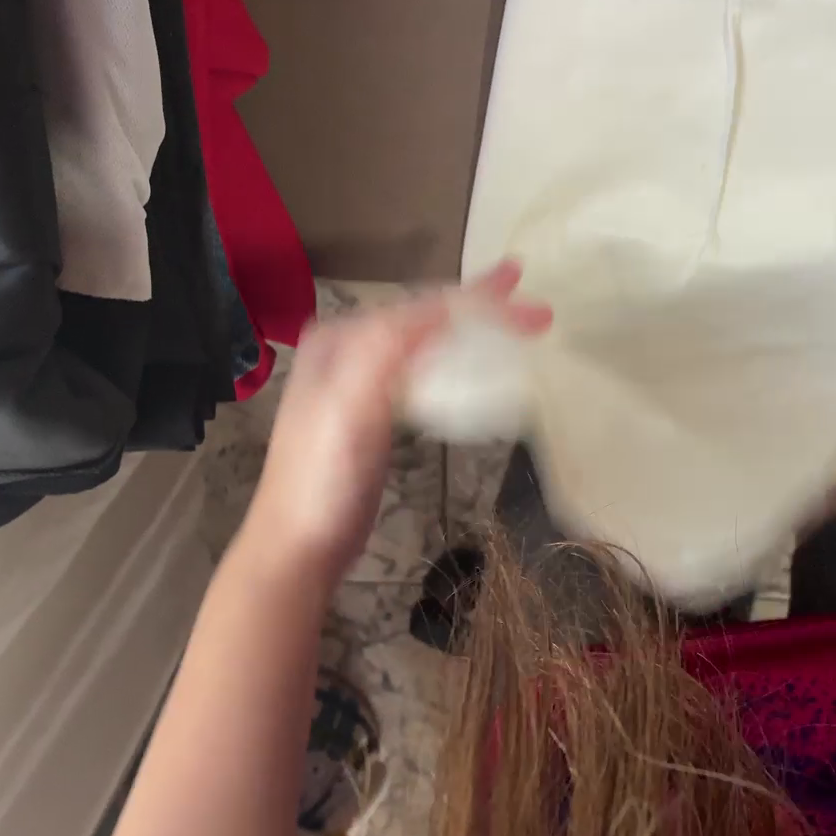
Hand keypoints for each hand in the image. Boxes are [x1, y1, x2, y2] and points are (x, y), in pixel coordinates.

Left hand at [235, 263, 551, 582]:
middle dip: (484, 310)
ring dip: (476, 333)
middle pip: (429, 317)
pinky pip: (426, 373)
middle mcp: (350, 351)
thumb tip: (440, 309)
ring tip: (517, 328)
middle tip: (536, 313)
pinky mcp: (377, 414)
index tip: (524, 290)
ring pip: (430, 342)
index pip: (422, 307)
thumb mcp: (349, 412)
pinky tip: (477, 367)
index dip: (477, 298)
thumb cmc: (321, 483)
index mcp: (343, 341)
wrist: (299, 545)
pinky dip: (458, 363)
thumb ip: (387, 354)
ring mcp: (363, 383)